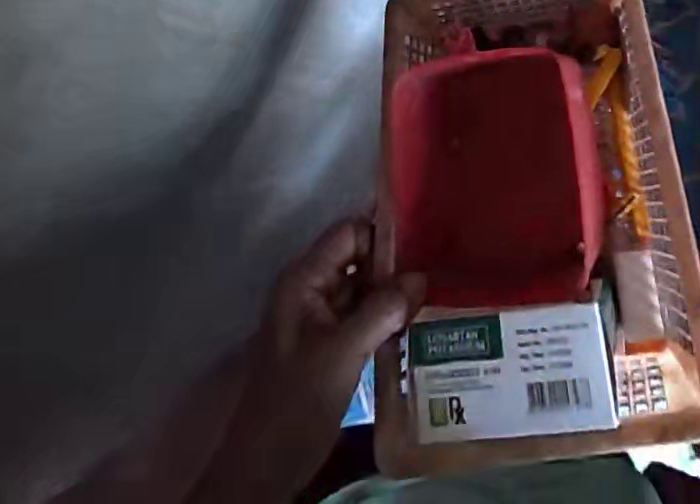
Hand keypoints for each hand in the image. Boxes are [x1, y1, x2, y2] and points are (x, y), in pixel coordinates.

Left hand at [187, 219, 422, 503]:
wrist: (266, 467)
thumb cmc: (297, 401)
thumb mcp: (343, 353)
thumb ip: (382, 310)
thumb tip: (421, 277)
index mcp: (303, 279)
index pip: (348, 233)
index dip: (381, 235)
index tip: (420, 244)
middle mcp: (310, 287)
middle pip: (357, 255)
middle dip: (392, 262)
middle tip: (433, 268)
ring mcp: (319, 313)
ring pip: (362, 283)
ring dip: (392, 288)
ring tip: (432, 291)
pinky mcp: (330, 337)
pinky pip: (362, 309)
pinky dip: (385, 310)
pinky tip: (415, 317)